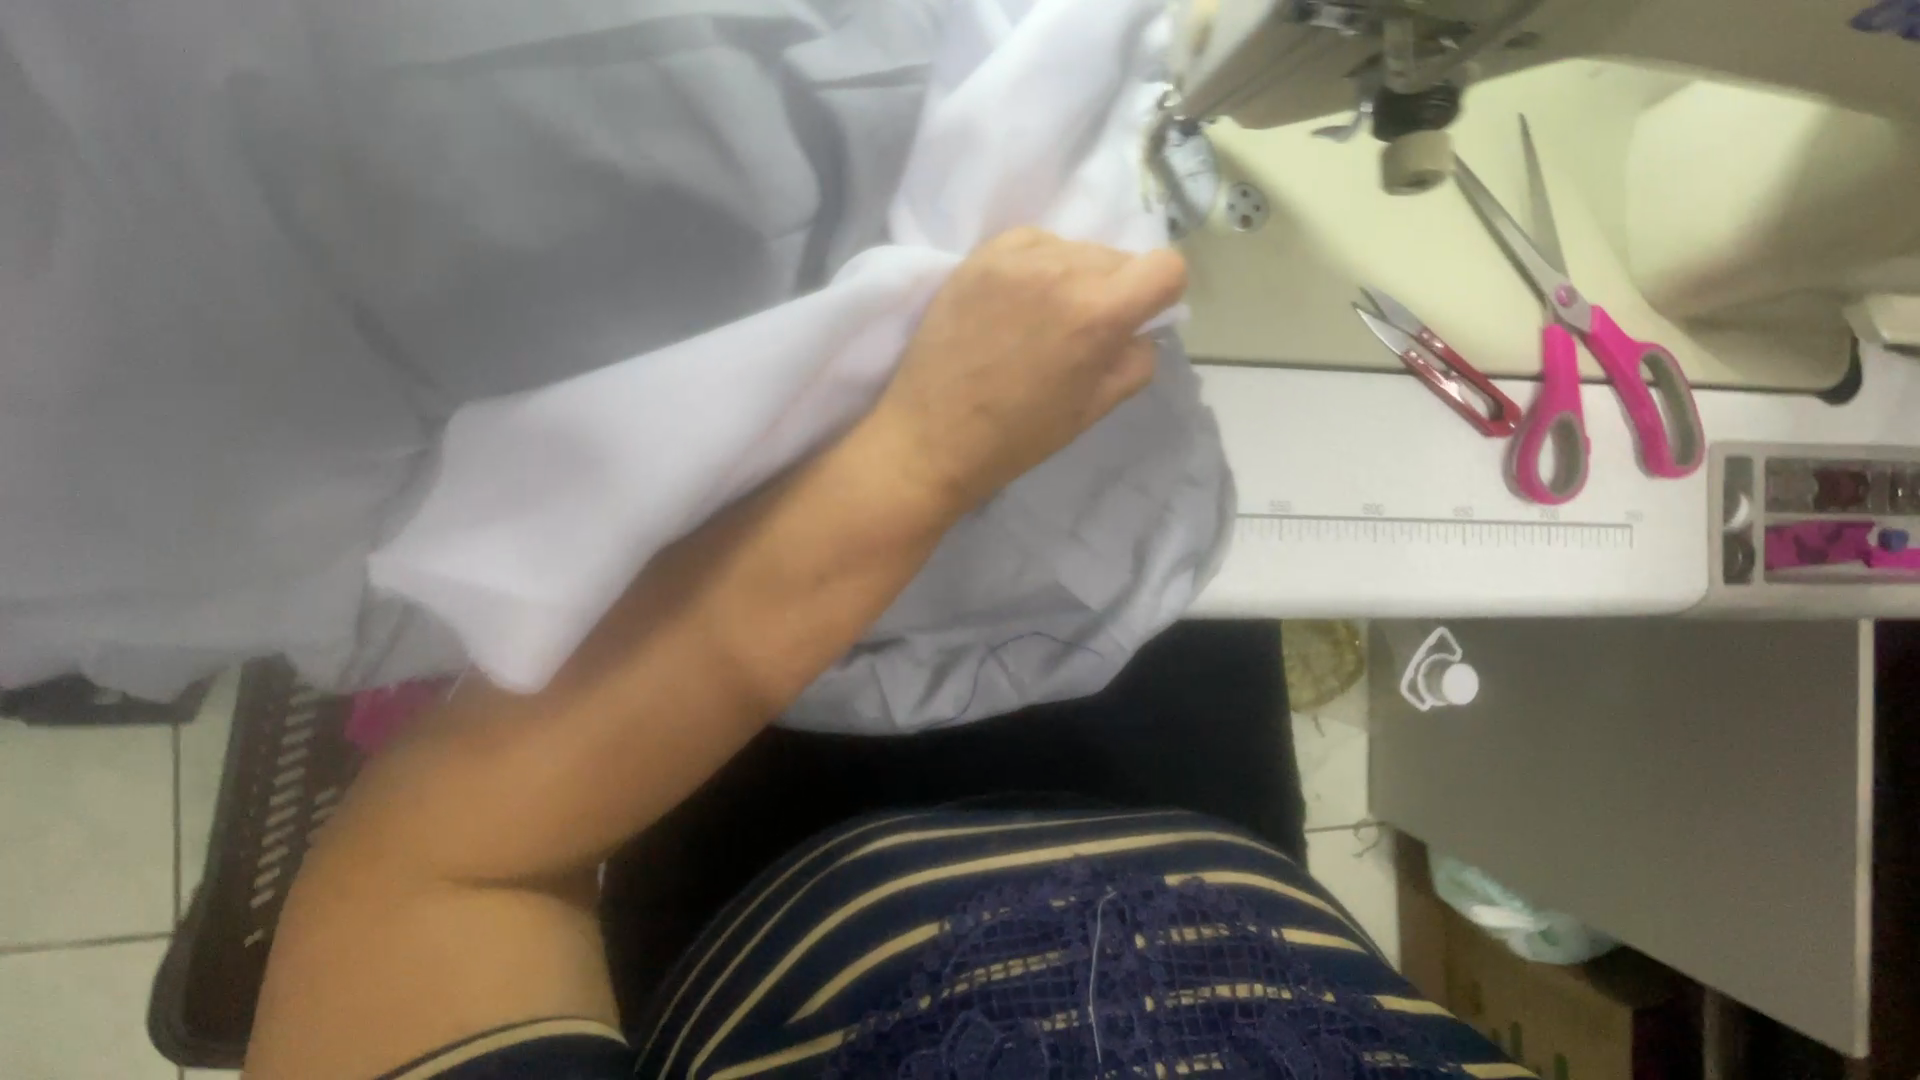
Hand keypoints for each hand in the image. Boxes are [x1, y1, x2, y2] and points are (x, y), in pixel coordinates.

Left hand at [867, 227, 1187, 511]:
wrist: (931, 437)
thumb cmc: (1018, 437)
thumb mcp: (1094, 409)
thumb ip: (1135, 360)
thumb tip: (1142, 329)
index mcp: (1100, 313)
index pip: (1165, 267)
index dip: (1160, 295)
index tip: (1137, 318)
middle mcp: (1063, 269)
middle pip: (1118, 256)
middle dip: (1114, 289)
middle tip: (1080, 331)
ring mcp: (1017, 258)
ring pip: (1075, 248)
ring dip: (1073, 277)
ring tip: (1040, 319)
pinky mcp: (980, 256)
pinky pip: (1033, 242)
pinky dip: (1036, 264)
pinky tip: (1015, 303)